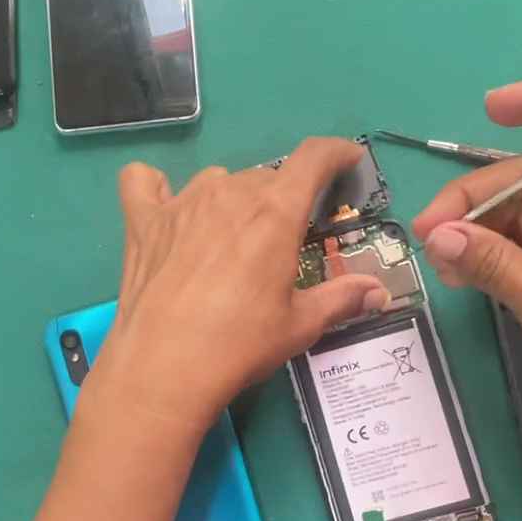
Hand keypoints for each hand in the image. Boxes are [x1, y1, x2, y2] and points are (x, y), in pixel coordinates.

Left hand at [89, 138, 388, 431]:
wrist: (164, 367)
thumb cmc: (239, 345)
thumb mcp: (299, 325)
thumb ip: (340, 299)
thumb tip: (378, 292)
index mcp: (275, 212)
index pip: (313, 159)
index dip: (335, 153)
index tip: (346, 161)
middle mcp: (229, 193)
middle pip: (265, 178)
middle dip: (280, 201)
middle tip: (279, 242)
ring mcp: (181, 203)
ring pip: (216, 182)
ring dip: (231, 200)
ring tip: (228, 239)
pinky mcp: (142, 221)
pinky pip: (144, 182)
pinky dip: (156, 189)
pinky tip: (164, 210)